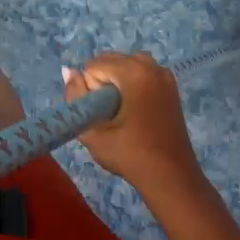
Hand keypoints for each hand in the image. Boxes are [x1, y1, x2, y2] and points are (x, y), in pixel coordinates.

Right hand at [65, 52, 200, 184]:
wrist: (171, 179)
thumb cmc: (130, 155)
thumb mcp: (92, 131)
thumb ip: (75, 96)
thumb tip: (68, 70)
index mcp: (134, 72)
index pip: (93, 66)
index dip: (90, 90)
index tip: (101, 115)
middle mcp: (151, 66)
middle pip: (110, 60)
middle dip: (102, 81)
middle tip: (109, 114)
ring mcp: (164, 75)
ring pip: (126, 64)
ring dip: (116, 81)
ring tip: (120, 111)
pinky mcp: (171, 87)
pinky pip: (142, 72)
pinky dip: (132, 83)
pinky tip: (134, 110)